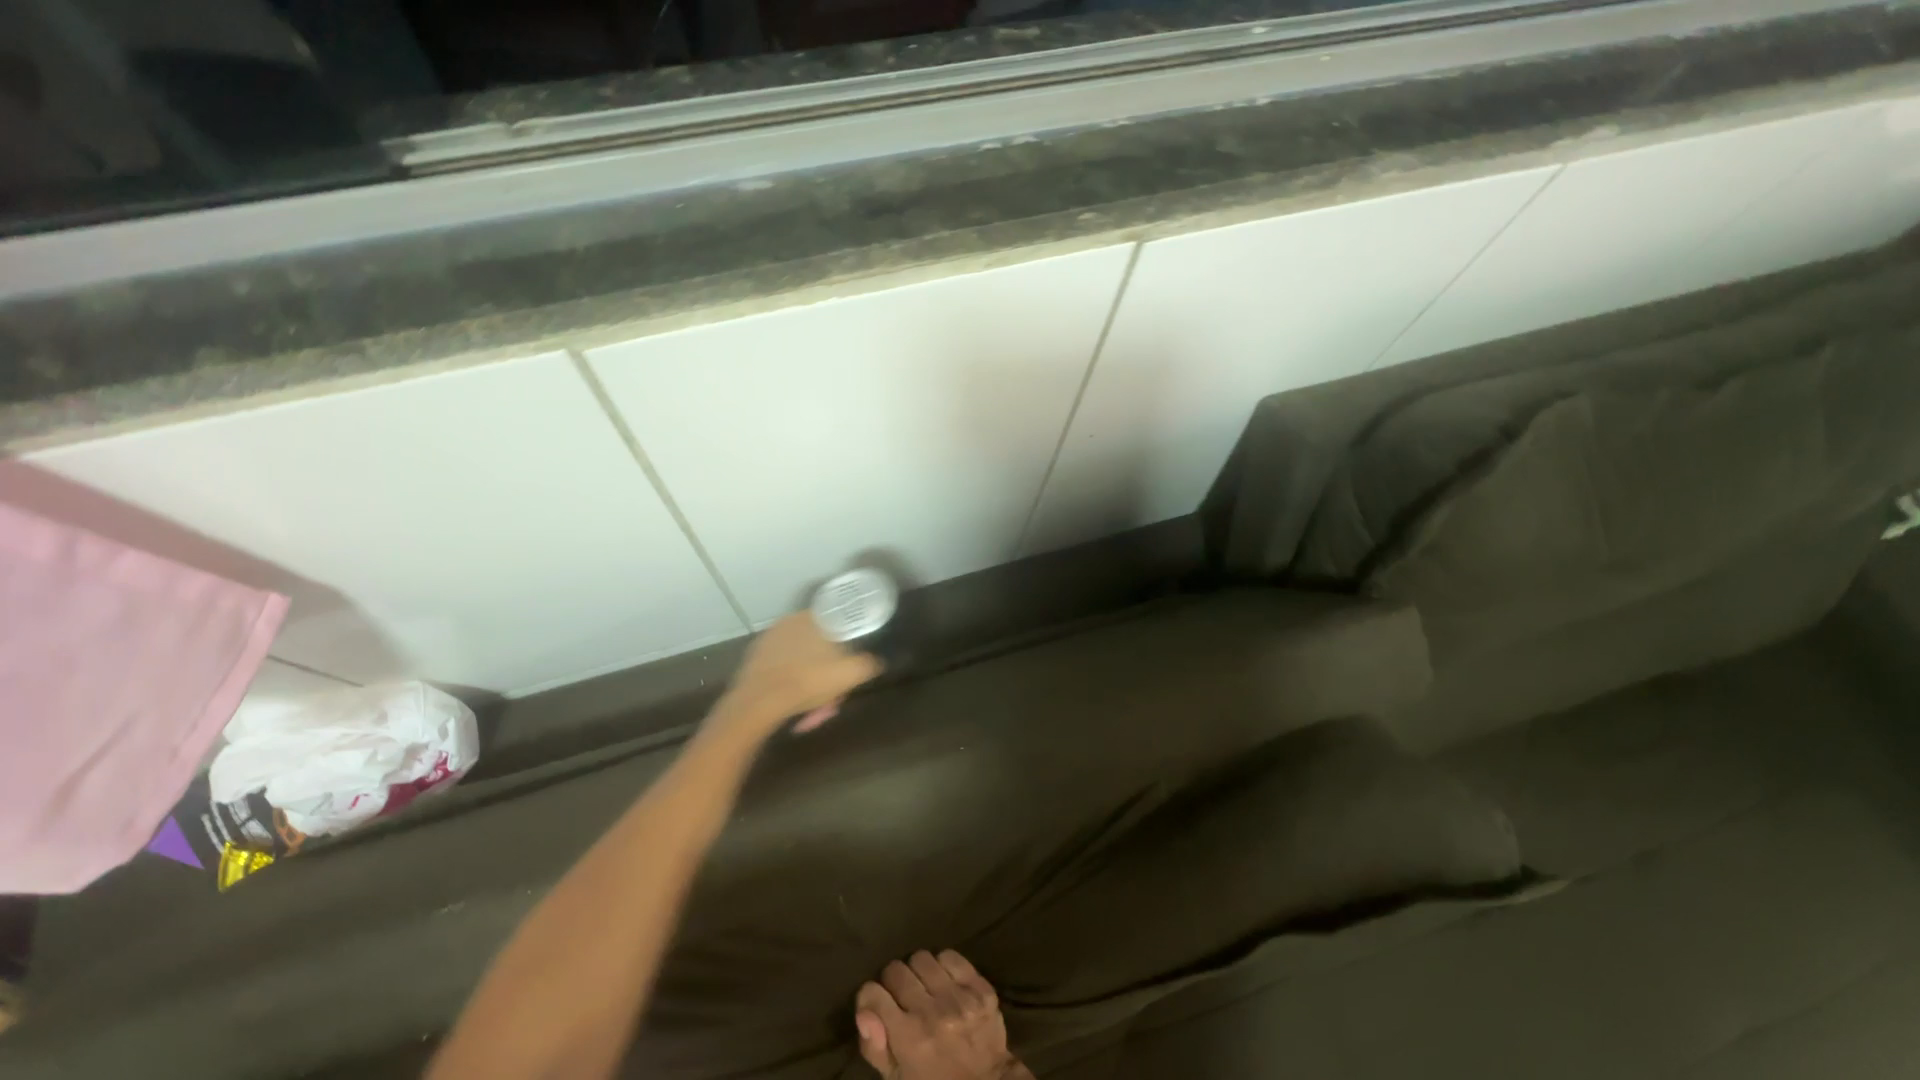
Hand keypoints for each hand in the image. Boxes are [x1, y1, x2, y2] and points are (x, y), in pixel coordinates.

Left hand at [712, 614, 881, 742]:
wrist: (758, 703)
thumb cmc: (807, 682)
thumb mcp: (850, 673)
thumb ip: (868, 664)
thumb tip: (876, 662)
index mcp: (811, 618)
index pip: (839, 631)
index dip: (847, 656)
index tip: (847, 678)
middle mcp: (787, 623)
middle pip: (820, 652)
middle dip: (828, 680)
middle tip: (830, 703)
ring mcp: (767, 642)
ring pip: (801, 666)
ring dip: (810, 688)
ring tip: (811, 712)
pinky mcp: (753, 662)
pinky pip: (782, 674)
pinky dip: (791, 689)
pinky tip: (793, 708)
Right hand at [855, 951, 1027, 1079]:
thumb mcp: (896, 1077)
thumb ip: (874, 1047)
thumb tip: (864, 1012)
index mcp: (908, 1037)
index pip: (872, 992)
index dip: (871, 997)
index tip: (880, 1005)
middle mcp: (932, 1012)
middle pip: (895, 970)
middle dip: (894, 983)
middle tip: (903, 999)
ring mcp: (959, 998)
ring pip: (922, 958)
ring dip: (919, 972)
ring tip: (925, 988)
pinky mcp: (981, 989)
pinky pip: (951, 957)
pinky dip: (944, 966)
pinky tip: (946, 983)